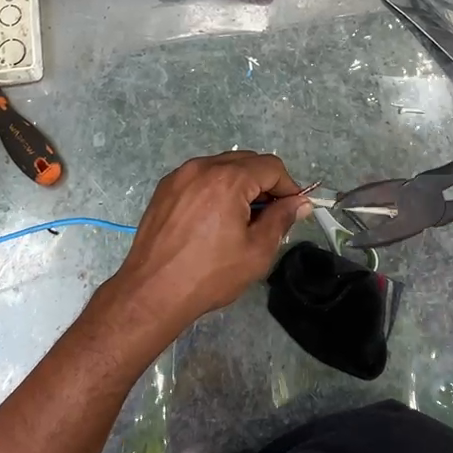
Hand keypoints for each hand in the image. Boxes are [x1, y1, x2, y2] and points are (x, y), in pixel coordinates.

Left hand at [103, 151, 312, 340]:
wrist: (153, 291)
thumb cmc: (209, 274)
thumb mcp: (256, 251)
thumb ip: (281, 219)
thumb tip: (299, 202)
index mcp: (227, 178)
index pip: (271, 166)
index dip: (288, 186)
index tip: (292, 210)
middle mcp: (202, 167)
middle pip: (246, 161)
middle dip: (264, 183)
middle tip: (270, 216)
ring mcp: (179, 175)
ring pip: (221, 166)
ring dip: (239, 184)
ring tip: (242, 219)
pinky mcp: (165, 188)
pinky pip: (200, 176)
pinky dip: (215, 188)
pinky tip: (214, 218)